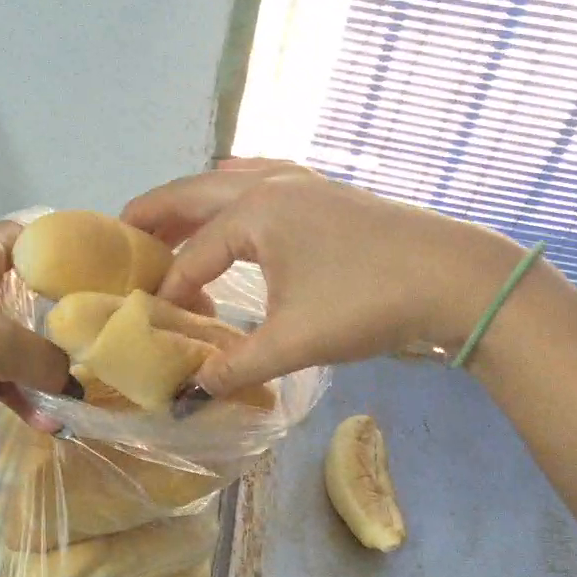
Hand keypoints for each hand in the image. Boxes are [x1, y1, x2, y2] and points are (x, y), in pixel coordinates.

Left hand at [0, 221, 70, 445]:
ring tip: (50, 416)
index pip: (38, 238)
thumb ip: (46, 360)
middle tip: (88, 361)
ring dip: (23, 381)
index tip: (110, 286)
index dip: (74, 256)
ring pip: (6, 351)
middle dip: (55, 338)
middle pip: (28, 304)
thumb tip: (75, 385)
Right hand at [120, 159, 528, 393]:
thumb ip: (234, 367)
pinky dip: (236, 193)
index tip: (156, 323)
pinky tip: (239, 202)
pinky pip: (264, 181)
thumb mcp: (293, 342)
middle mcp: (272, 186)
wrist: (456, 279)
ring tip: (170, 222)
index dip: (171, 291)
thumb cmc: (367, 303)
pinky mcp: (330, 196)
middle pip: (196, 194)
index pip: (194, 255)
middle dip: (156, 214)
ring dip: (196, 202)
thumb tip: (192, 395)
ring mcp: (305, 184)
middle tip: (120, 231)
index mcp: (255, 213)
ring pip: (232, 184)